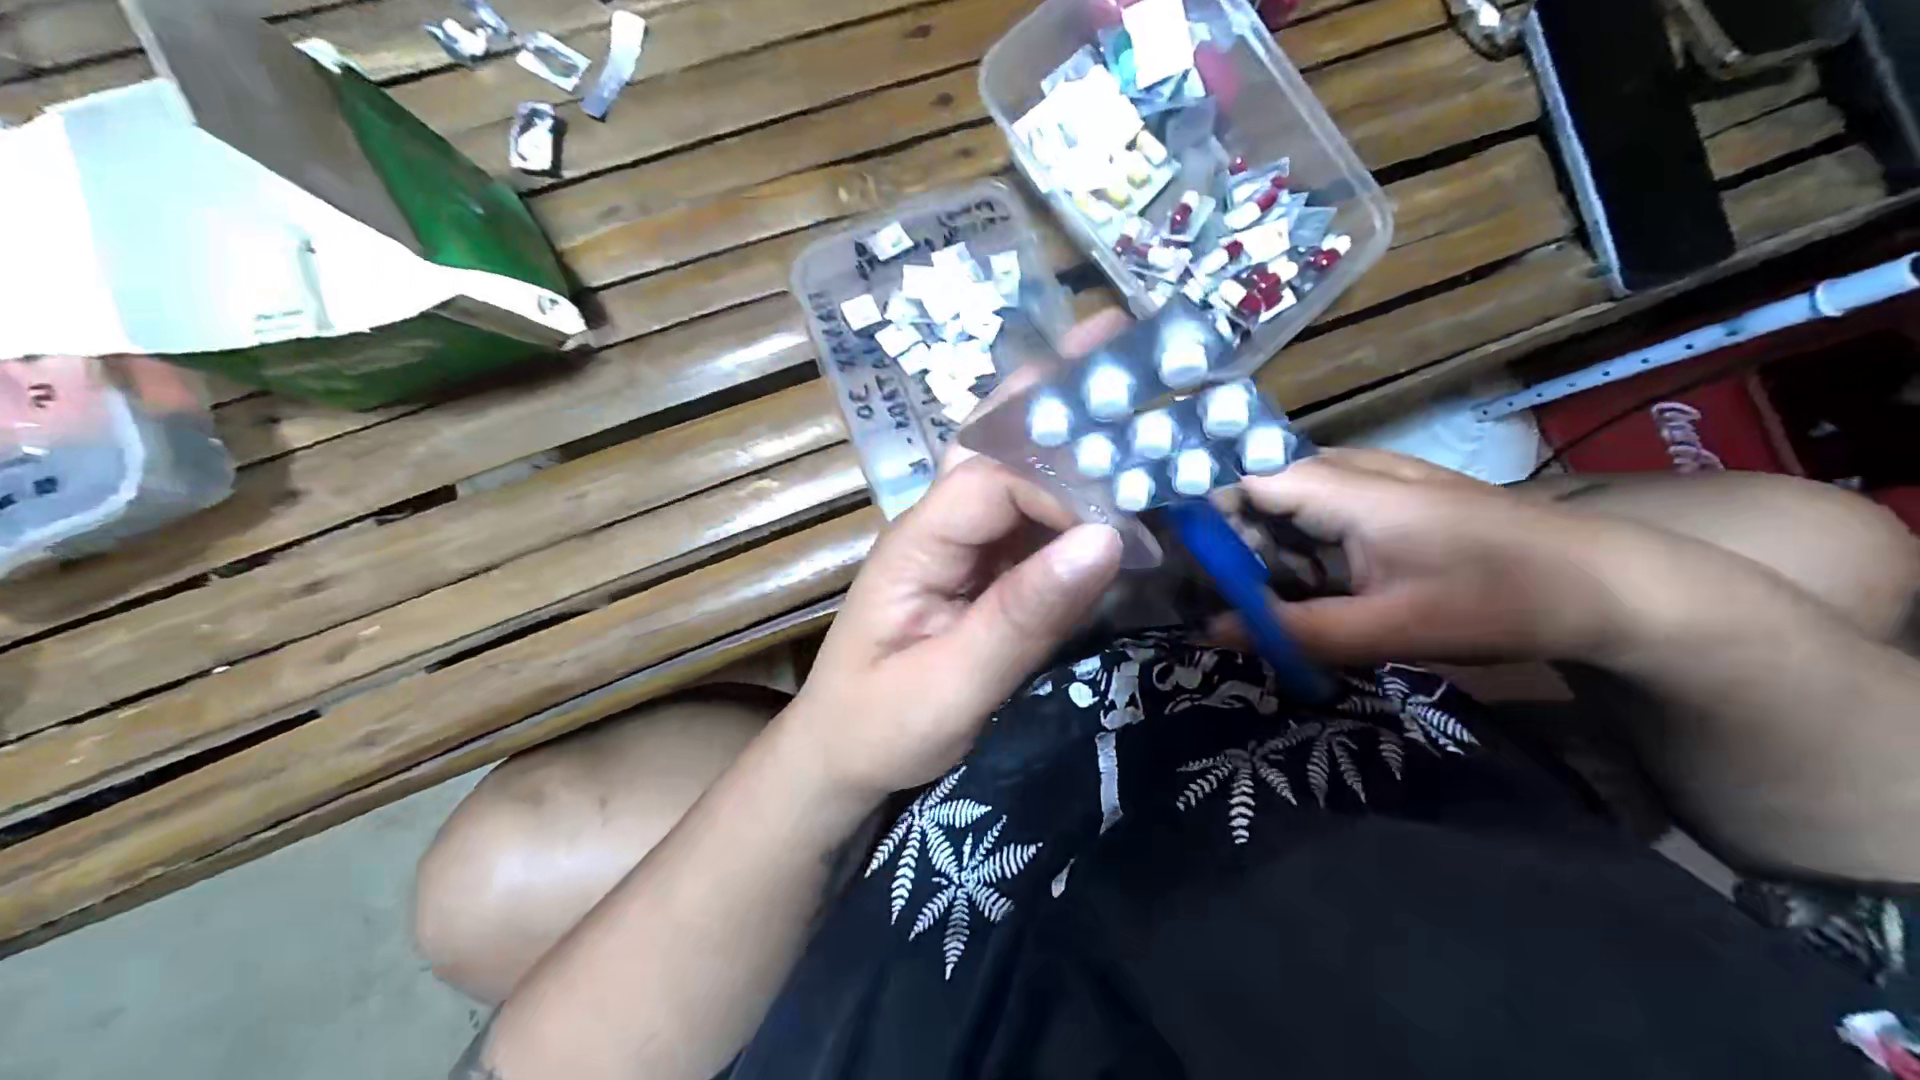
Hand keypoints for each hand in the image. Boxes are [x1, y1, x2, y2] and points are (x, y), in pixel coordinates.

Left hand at [781, 311, 1132, 797]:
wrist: (842, 755)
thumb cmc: (881, 725)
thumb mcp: (951, 685)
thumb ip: (1022, 617)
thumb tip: (1104, 541)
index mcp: (918, 540)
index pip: (993, 481)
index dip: (1059, 488)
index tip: (1119, 522)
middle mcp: (940, 524)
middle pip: (996, 443)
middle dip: (1053, 393)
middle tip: (1116, 333)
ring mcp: (963, 543)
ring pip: (1018, 471)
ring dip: (1068, 428)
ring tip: (1123, 373)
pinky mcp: (984, 568)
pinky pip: (1034, 520)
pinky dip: (1076, 494)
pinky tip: (1114, 471)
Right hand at [1232, 449, 1666, 665]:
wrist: (1606, 584)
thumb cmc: (1497, 600)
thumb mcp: (1388, 629)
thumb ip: (1293, 630)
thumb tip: (1210, 631)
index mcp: (1345, 487)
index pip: (1239, 485)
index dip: (1204, 526)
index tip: (1187, 575)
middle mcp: (1348, 467)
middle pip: (1257, 496)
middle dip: (1235, 548)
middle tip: (1230, 604)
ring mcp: (1369, 477)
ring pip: (1285, 506)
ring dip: (1269, 553)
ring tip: (1270, 602)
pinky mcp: (1385, 495)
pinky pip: (1317, 513)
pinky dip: (1301, 550)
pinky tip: (1317, 588)